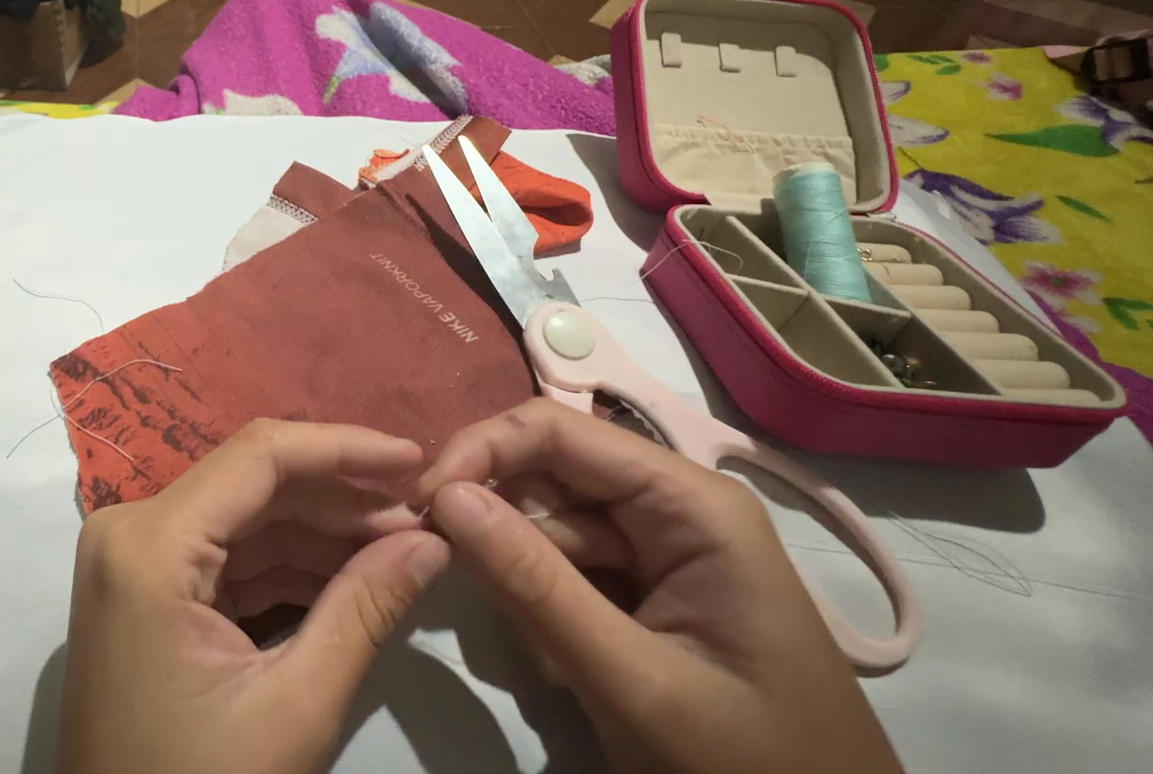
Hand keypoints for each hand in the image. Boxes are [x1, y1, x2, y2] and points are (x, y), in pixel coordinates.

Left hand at [56, 419, 450, 773]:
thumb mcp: (293, 707)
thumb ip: (364, 611)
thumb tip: (432, 539)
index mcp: (150, 543)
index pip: (259, 457)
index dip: (344, 448)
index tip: (416, 458)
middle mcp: (133, 529)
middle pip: (255, 485)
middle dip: (341, 500)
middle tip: (422, 516)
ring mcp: (136, 559)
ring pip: (248, 519)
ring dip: (324, 534)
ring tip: (402, 547)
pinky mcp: (150, 589)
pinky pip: (231, 557)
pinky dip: (292, 566)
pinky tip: (354, 576)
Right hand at [419, 399, 902, 773]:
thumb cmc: (749, 768)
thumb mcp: (633, 682)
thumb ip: (534, 585)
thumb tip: (442, 497)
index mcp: (689, 502)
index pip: (557, 430)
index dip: (480, 451)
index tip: (420, 505)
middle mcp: (673, 503)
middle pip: (547, 472)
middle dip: (497, 520)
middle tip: (449, 575)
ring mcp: (659, 543)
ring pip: (547, 522)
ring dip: (521, 576)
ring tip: (546, 657)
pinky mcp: (645, 582)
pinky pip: (565, 564)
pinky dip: (543, 604)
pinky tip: (564, 664)